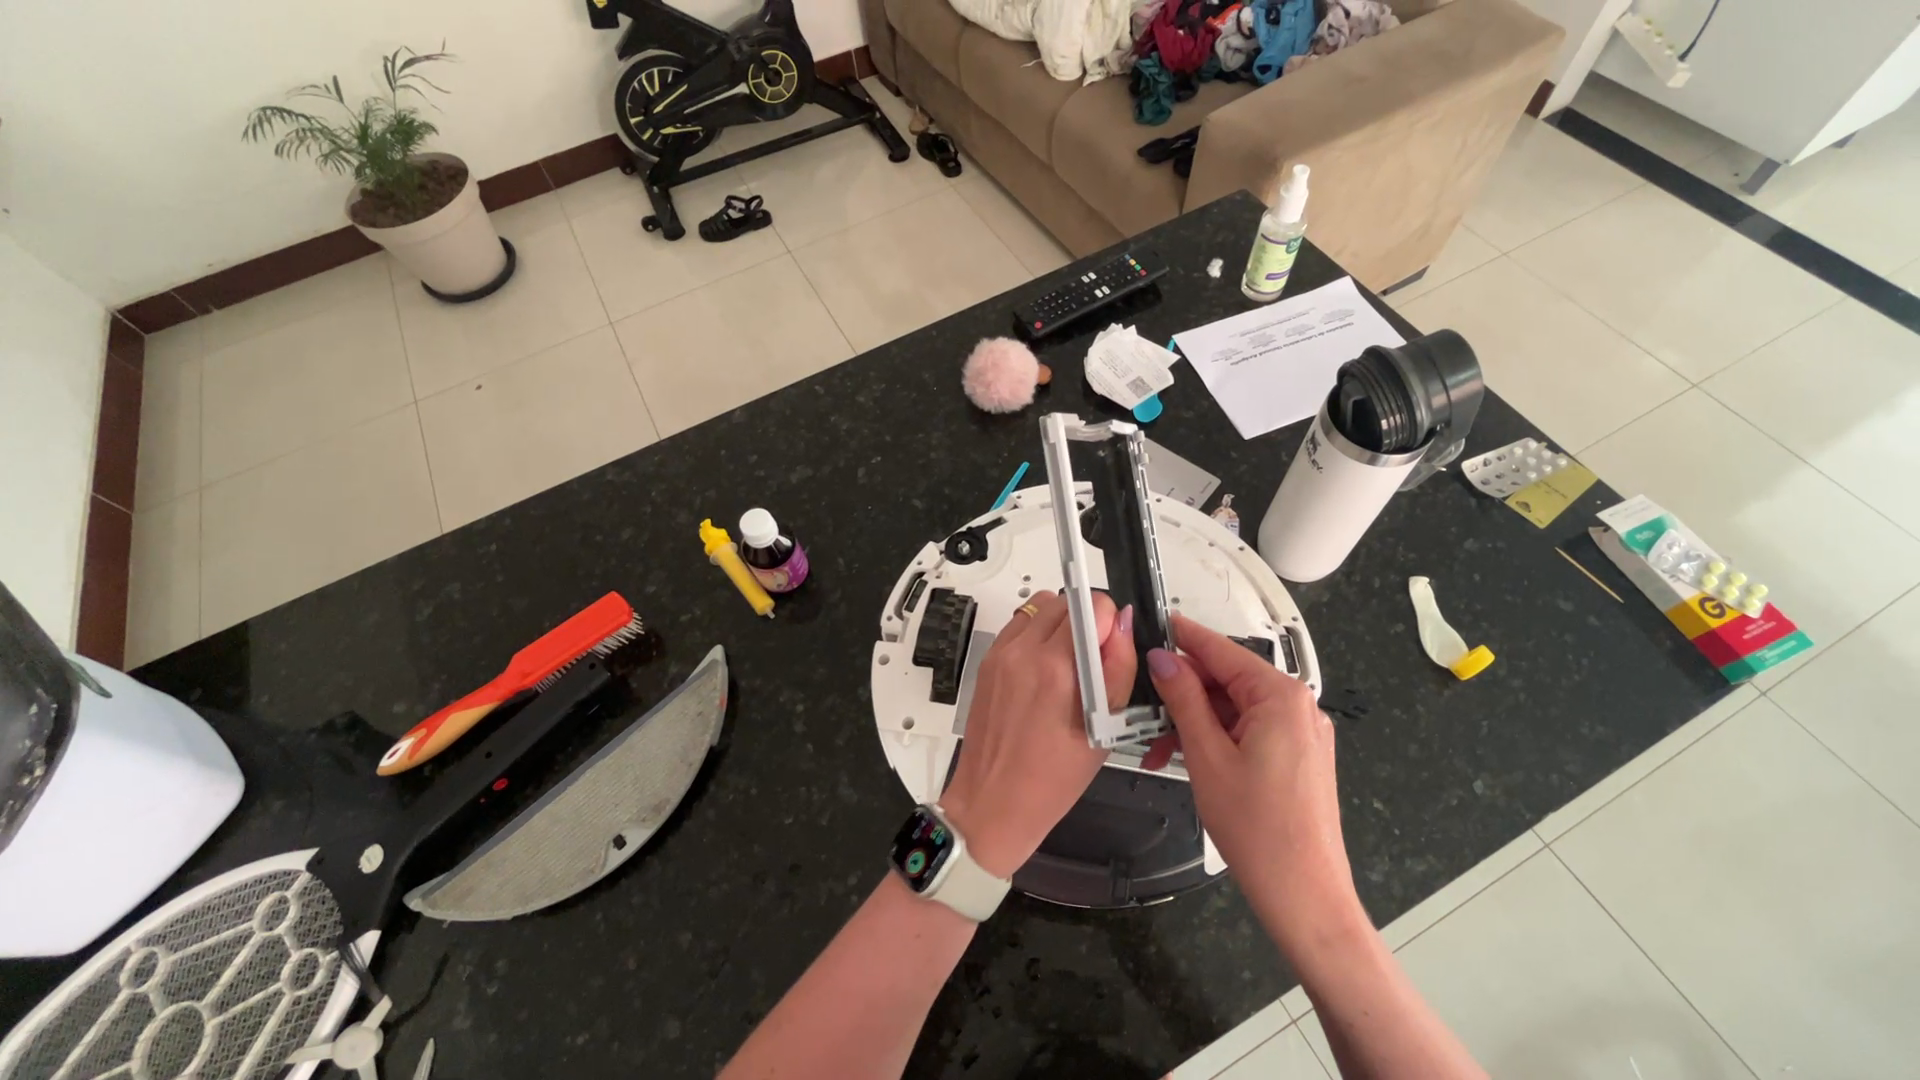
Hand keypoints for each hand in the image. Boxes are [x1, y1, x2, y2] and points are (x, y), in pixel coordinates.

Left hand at [940, 592, 1136, 877]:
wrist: (992, 802)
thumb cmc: (1050, 780)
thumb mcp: (1104, 729)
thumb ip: (1118, 668)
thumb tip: (1123, 624)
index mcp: (1055, 668)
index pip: (1091, 605)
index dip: (1110, 621)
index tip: (1114, 646)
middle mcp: (1023, 652)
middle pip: (1066, 600)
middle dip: (1088, 620)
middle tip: (1096, 659)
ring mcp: (1001, 655)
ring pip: (1040, 607)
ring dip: (1062, 623)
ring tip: (1071, 664)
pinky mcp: (988, 663)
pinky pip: (1019, 626)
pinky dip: (1037, 634)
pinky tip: (1046, 670)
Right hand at [1144, 615, 1362, 946]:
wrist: (1305, 894)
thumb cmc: (1256, 827)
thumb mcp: (1207, 756)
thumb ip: (1183, 699)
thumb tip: (1161, 657)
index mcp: (1281, 697)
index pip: (1222, 651)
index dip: (1184, 636)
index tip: (1152, 622)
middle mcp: (1298, 706)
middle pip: (1228, 681)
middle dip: (1183, 694)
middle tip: (1140, 709)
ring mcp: (1301, 733)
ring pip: (1235, 709)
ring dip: (1194, 723)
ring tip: (1157, 751)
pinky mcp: (1298, 756)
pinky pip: (1249, 732)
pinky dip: (1216, 740)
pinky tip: (1186, 760)